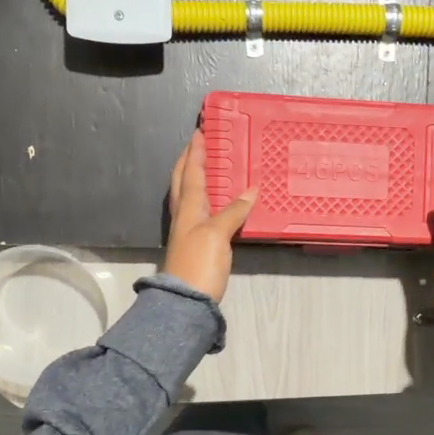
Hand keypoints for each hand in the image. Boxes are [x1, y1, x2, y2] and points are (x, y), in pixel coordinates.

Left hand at [163, 131, 256, 301]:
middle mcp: (184, 216)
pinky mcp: (195, 246)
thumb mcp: (218, 235)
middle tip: (198, 146)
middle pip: (182, 183)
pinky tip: (215, 204)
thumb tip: (251, 191)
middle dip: (189, 162)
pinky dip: (206, 201)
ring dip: (195, 180)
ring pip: (188, 198)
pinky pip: (199, 214)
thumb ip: (233, 212)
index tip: (199, 132)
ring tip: (207, 168)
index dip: (196, 153)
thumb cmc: (199, 264)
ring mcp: (187, 232)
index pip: (191, 173)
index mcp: (188, 208)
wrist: (186, 302)